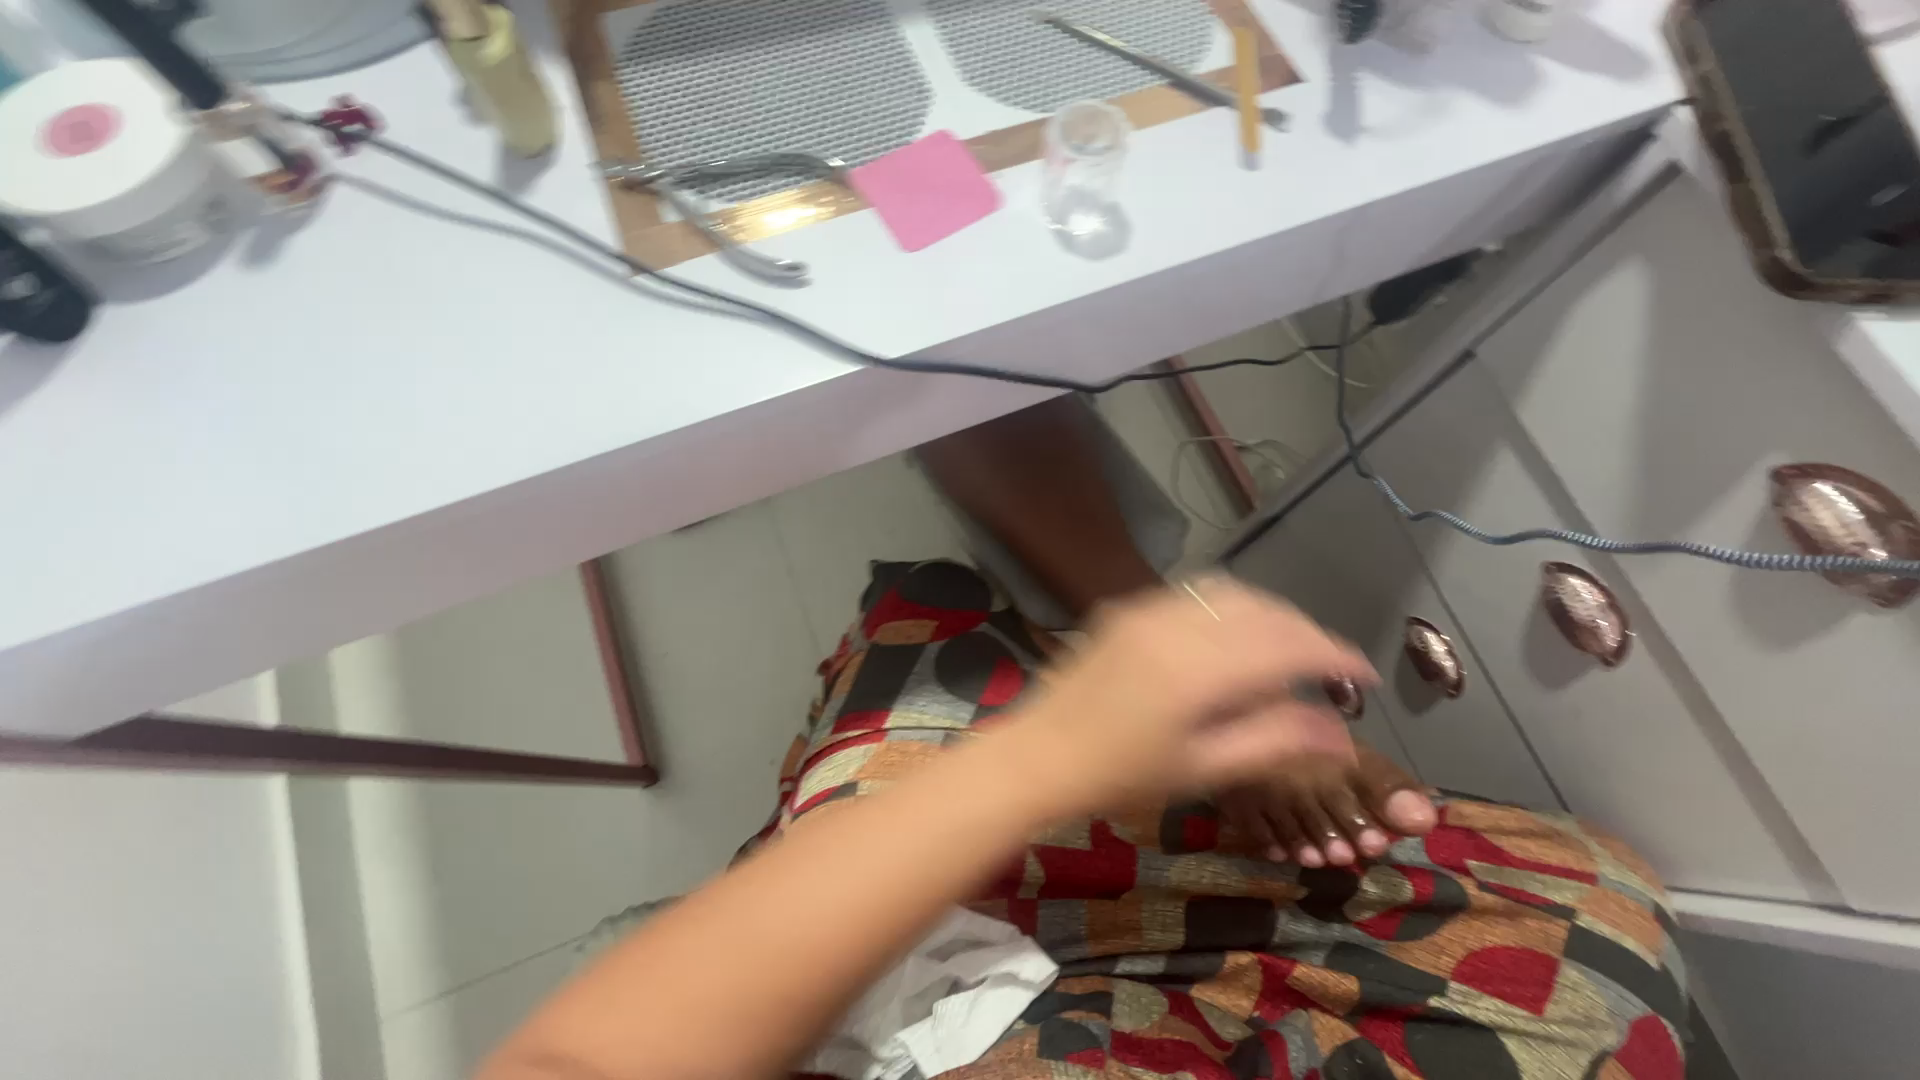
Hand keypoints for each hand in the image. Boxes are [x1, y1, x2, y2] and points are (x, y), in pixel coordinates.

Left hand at [997, 577, 1376, 817]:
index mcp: (1200, 667)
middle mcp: (1176, 623)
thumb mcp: (1203, 768)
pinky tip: (1234, 640)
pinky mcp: (1126, 610)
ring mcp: (1146, 610)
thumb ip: (1275, 741)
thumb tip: (1342, 733)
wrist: (1037, 755)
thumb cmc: (1120, 776)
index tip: (1363, 678)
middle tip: (1329, 672)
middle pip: (1264, 611)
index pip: (1289, 645)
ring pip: (1230, 594)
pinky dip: (1229, 610)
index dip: (1336, 655)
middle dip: (1306, 634)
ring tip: (1288, 654)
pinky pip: (1193, 596)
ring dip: (1270, 616)